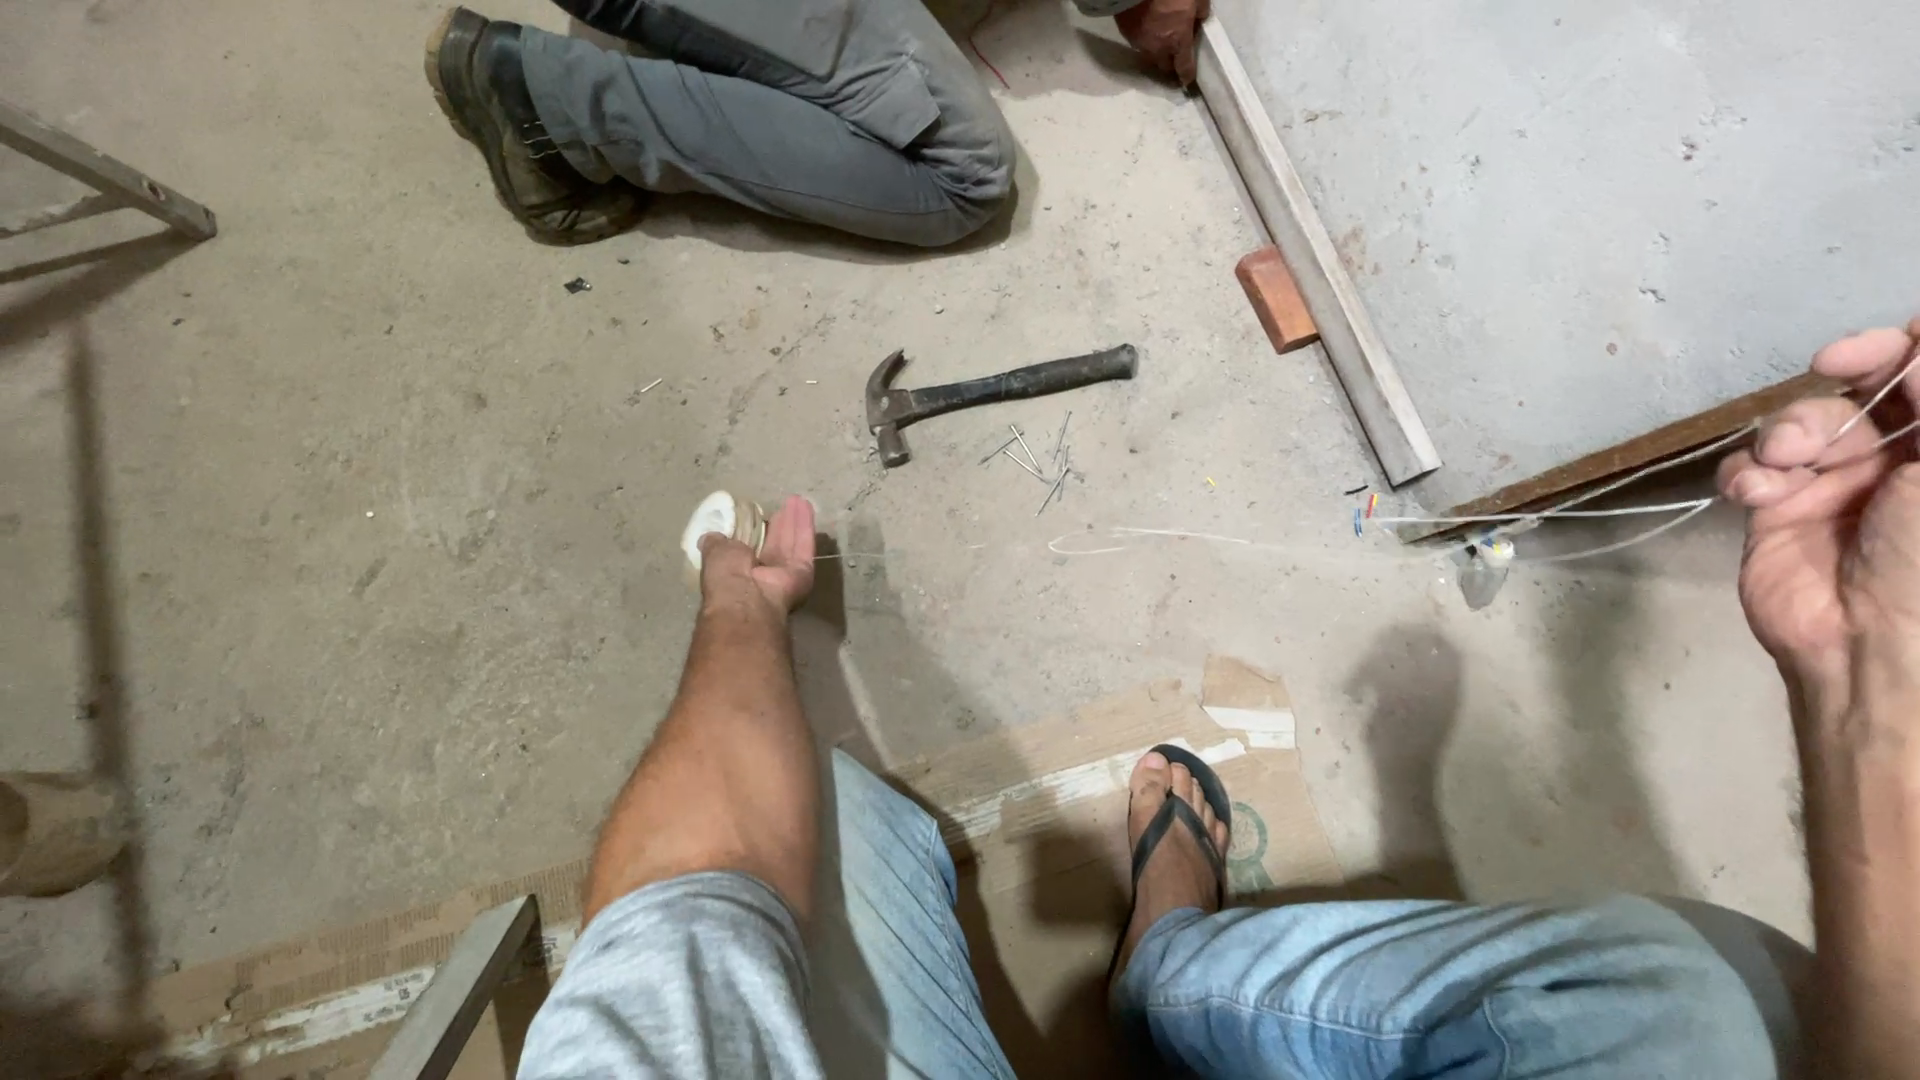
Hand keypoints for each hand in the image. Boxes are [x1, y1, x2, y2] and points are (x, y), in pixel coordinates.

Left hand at [698, 495, 816, 614]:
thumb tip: (712, 536)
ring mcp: (785, 574)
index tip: (759, 516)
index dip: (756, 530)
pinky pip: (804, 546)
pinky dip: (804, 525)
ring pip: (791, 543)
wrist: (745, 599)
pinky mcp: (803, 572)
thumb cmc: (725, 577)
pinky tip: (805, 506)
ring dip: (794, 521)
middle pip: (776, 544)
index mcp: (740, 572)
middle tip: (785, 504)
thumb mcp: (714, 552)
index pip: (752, 548)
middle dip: (780, 525)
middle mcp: (764, 575)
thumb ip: (717, 543)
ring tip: (797, 499)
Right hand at [1115, 0, 1209, 86]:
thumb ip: (1200, 9)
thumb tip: (1201, 17)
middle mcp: (1159, 49)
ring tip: (1159, 40)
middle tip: (1174, 53)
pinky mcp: (1128, 36)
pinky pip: (1139, 44)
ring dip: (1156, 52)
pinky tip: (1147, 29)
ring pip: (1151, 56)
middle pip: (1165, 66)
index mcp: (1178, 40)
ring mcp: (1141, 44)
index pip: (1184, 66)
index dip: (1187, 75)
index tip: (1188, 80)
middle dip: (1171, 62)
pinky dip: (1145, 39)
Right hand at [1718, 320, 1919, 698]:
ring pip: (1797, 422)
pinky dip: (1747, 474)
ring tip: (1787, 462)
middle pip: (1864, 384)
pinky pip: (1748, 468)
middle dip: (1845, 374)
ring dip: (1788, 431)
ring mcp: (1835, 478)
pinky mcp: (1774, 504)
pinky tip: (1758, 494)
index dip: (1904, 345)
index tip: (1878, 347)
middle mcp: (1905, 451)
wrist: (1876, 636)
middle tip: (1831, 368)